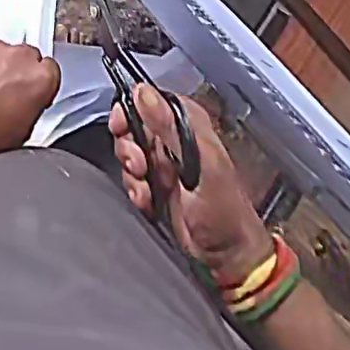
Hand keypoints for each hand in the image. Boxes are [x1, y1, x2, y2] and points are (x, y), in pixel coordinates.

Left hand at [0, 39, 60, 165]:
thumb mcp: (26, 127)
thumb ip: (35, 101)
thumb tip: (30, 99)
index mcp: (41, 77)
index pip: (51, 69)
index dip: (40, 82)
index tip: (32, 90)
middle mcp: (20, 57)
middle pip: (28, 56)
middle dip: (19, 71)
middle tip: (8, 92)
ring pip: (4, 52)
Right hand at [111, 87, 272, 292]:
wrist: (227, 257)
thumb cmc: (224, 212)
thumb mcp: (200, 164)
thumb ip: (170, 126)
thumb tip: (143, 92)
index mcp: (189, 123)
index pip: (149, 98)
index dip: (131, 109)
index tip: (122, 125)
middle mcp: (175, 137)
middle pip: (133, 123)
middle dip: (128, 145)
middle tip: (138, 164)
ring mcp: (164, 160)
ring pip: (129, 149)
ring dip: (131, 171)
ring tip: (145, 187)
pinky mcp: (155, 182)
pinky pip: (131, 175)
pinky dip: (134, 188)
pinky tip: (147, 199)